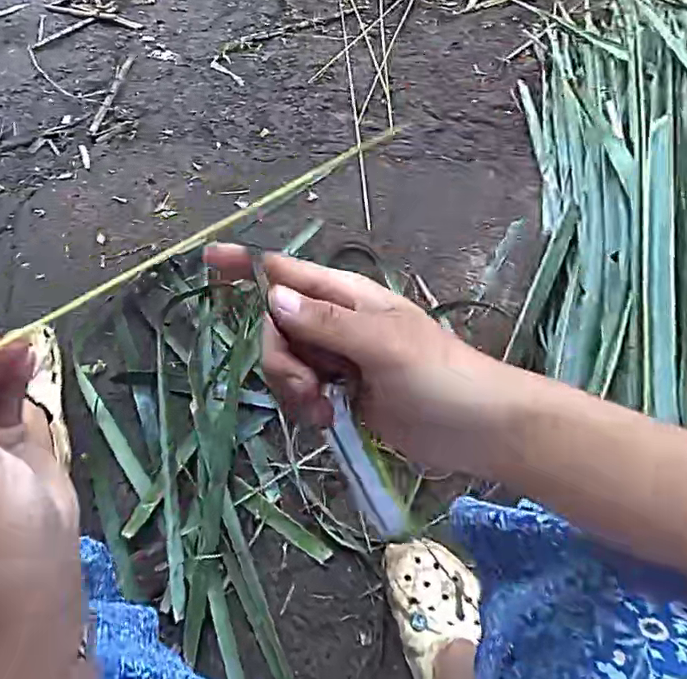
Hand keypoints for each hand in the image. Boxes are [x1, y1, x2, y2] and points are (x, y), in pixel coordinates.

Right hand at [205, 244, 532, 476]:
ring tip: (325, 411)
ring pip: (283, 360)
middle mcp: (333, 319)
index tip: (208, 259)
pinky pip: (299, 389)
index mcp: (344, 295)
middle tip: (310, 389)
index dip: (246, 263)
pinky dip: (304, 406)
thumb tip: (272, 295)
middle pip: (275, 325)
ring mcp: (335, 355)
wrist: (478, 428)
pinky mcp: (338, 389)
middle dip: (280, 359)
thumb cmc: (439, 374)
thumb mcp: (384, 344)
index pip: (285, 271)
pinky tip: (330, 421)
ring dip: (292, 388)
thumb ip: (326, 322)